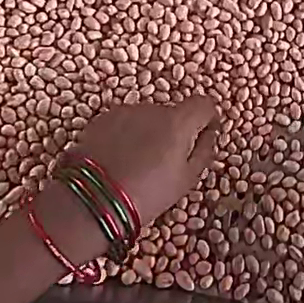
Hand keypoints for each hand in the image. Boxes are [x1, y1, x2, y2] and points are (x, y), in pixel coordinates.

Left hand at [66, 97, 222, 224]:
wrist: (93, 198)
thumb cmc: (147, 193)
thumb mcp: (186, 179)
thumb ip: (204, 151)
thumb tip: (210, 134)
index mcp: (177, 122)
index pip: (203, 104)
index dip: (208, 118)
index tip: (206, 133)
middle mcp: (151, 109)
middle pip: (172, 114)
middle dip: (174, 132)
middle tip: (167, 163)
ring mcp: (123, 112)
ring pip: (146, 119)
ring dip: (148, 134)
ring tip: (139, 165)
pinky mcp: (101, 120)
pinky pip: (123, 124)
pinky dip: (126, 136)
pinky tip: (119, 161)